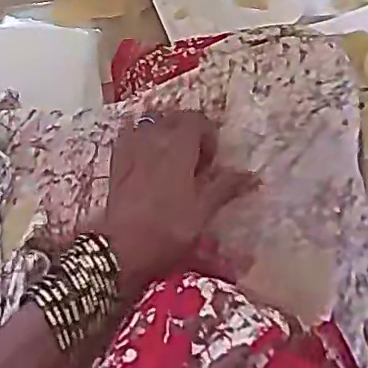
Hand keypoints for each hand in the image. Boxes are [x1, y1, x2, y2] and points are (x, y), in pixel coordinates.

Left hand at [95, 111, 256, 296]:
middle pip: (176, 118)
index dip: (209, 137)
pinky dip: (142, 140)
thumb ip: (225, 187)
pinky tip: (145, 162)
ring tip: (172, 161)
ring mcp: (131, 146)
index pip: (198, 120)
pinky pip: (131, 135)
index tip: (210, 164)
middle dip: (189, 133)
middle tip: (195, 164)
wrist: (121, 249)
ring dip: (165, 134)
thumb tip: (251, 174)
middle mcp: (154, 137)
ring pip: (153, 124)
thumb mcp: (202, 211)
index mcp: (179, 145)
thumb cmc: (167, 230)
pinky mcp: (116, 159)